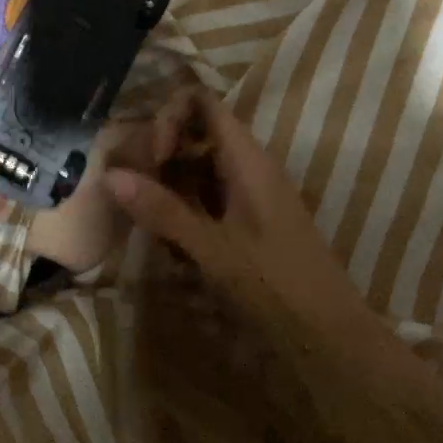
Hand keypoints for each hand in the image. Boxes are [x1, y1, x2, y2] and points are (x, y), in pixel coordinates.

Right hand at [104, 87, 386, 342]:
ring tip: (149, 221)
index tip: (153, 157)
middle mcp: (250, 165)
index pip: (202, 102)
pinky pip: (209, 193)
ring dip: (169, 183)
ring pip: (200, 164)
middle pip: (196, 131)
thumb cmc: (276, 287)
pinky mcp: (252, 219)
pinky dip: (184, 206)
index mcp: (247, 159)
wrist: (333, 340)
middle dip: (160, 153)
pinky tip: (172, 244)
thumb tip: (109, 175)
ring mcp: (253, 192)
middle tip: (135, 190)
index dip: (169, 116)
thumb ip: (162, 210)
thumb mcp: (212, 250)